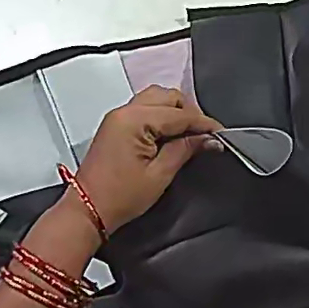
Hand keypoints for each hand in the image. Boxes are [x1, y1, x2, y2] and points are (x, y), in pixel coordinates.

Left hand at [70, 86, 222, 230]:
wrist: (88, 210)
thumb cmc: (119, 197)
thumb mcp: (159, 175)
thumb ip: (184, 150)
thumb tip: (207, 139)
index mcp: (134, 120)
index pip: (178, 114)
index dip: (203, 123)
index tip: (220, 133)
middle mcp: (124, 112)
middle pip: (167, 97)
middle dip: (189, 112)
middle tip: (204, 135)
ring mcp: (117, 117)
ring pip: (155, 99)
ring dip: (174, 112)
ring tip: (188, 135)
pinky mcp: (115, 126)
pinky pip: (143, 109)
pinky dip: (160, 117)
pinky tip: (171, 135)